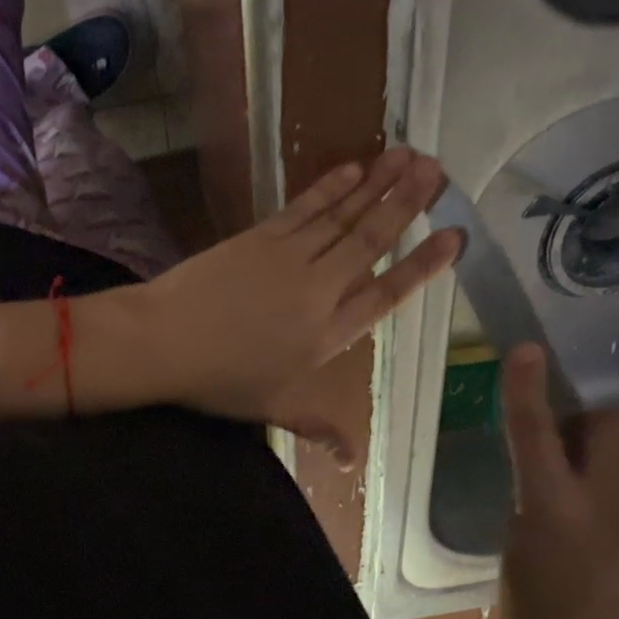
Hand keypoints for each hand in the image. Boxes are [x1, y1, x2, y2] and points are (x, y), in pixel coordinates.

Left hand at [95, 148, 460, 459]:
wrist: (162, 342)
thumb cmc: (218, 381)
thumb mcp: (272, 407)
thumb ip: (318, 426)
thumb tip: (350, 462)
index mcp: (328, 335)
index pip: (387, 294)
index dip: (423, 265)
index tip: (456, 236)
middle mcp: (319, 291)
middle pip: (372, 242)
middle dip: (408, 205)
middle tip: (440, 171)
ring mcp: (289, 259)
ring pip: (344, 217)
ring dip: (378, 184)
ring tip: (411, 155)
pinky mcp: (260, 238)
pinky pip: (304, 207)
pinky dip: (330, 187)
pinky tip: (353, 167)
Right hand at [498, 344, 618, 618]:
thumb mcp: (516, 561)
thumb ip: (536, 510)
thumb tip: (555, 477)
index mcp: (553, 513)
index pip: (535, 433)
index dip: (525, 387)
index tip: (525, 350)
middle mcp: (615, 511)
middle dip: (600, 426)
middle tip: (581, 455)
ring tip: (605, 552)